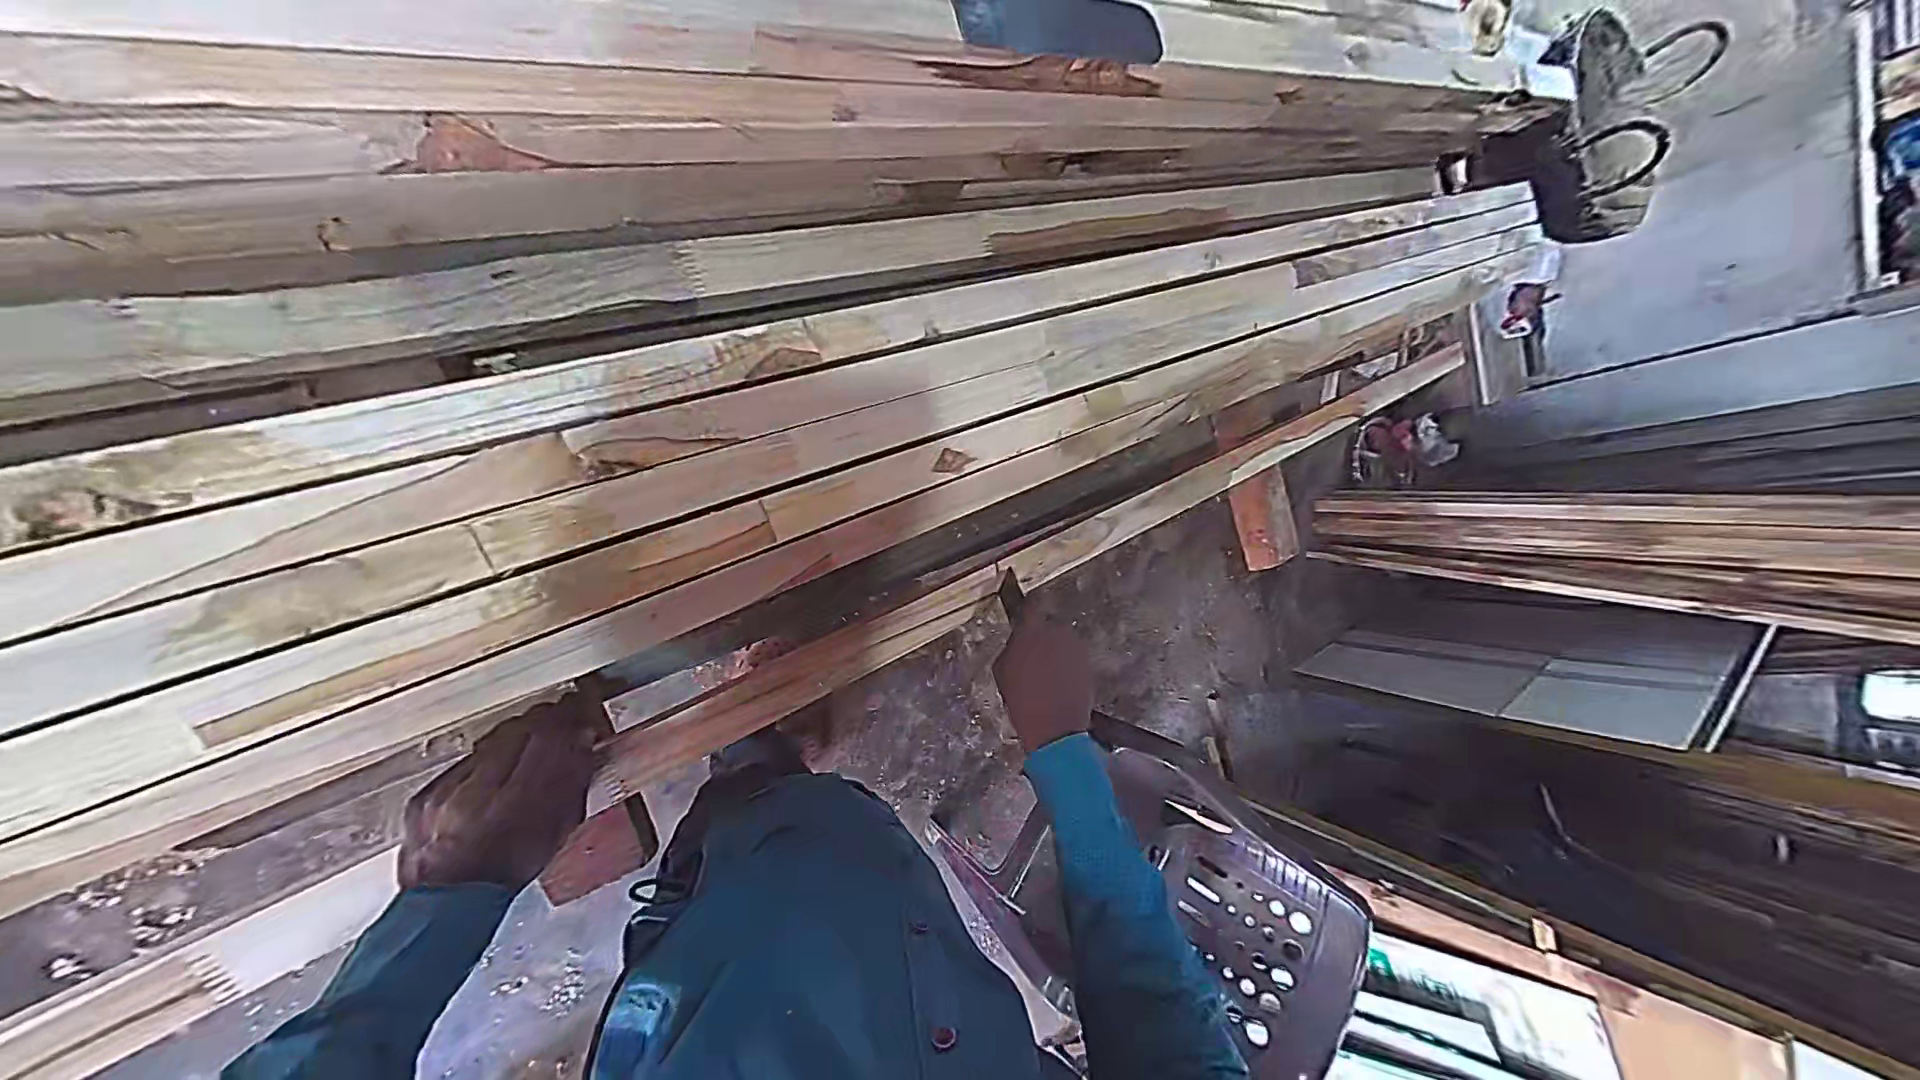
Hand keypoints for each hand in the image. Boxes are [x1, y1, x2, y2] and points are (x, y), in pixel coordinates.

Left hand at [399, 689, 600, 889]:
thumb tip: (584, 739)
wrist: (448, 905)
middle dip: (546, 718)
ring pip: (491, 740)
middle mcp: (477, 795)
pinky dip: (487, 757)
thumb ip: (574, 779)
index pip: (549, 735)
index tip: (581, 704)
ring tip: (533, 739)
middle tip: (563, 717)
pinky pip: (465, 760)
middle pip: (519, 729)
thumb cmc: (511, 867)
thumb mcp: (560, 826)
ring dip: (517, 733)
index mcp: (520, 804)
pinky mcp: (422, 796)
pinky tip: (497, 765)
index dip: (569, 713)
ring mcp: (444, 795)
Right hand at [992, 614, 1093, 752]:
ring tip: (1046, 673)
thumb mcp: (1003, 670)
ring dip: (1056, 650)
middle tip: (1032, 655)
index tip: (1026, 608)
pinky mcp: (1088, 662)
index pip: (1032, 605)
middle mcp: (1057, 632)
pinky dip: (1067, 664)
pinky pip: (1073, 657)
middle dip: (1042, 636)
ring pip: (1062, 641)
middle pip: (1049, 625)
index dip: (1028, 606)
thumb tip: (1018, 642)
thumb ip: (1012, 648)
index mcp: (1032, 631)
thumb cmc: (1022, 700)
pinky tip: (1058, 682)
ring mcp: (1076, 647)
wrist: (1055, 728)